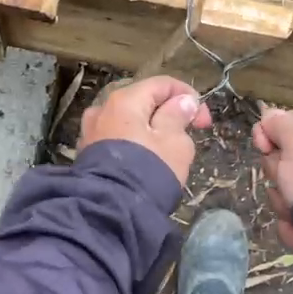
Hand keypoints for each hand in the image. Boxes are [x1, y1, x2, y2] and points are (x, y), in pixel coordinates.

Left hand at [78, 76, 211, 186]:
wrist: (112, 209)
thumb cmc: (149, 170)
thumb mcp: (175, 142)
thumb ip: (178, 116)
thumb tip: (181, 101)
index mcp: (124, 100)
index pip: (161, 84)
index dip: (188, 97)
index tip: (204, 121)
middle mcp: (102, 109)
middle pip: (143, 101)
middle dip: (169, 113)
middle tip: (189, 134)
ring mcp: (91, 131)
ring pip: (129, 121)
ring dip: (151, 129)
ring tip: (169, 150)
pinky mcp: (88, 153)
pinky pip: (117, 139)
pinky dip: (135, 142)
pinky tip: (147, 160)